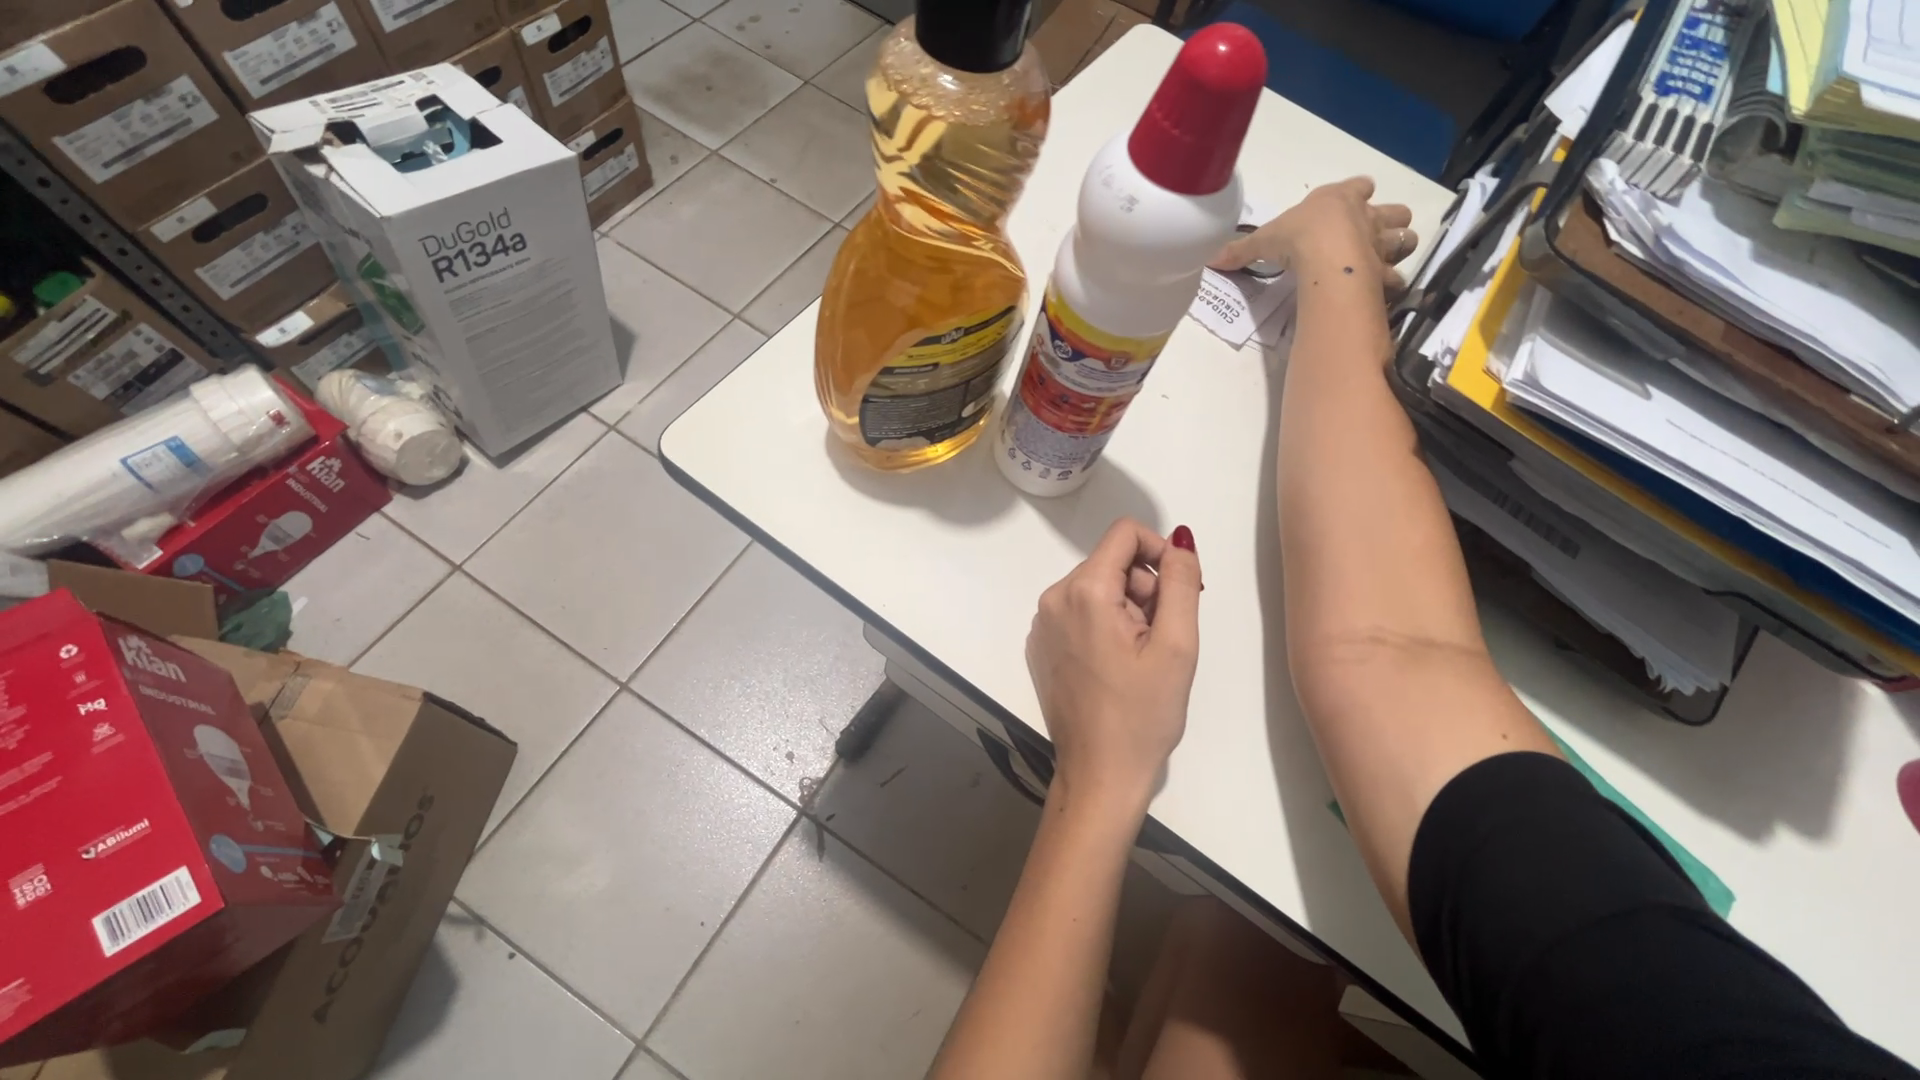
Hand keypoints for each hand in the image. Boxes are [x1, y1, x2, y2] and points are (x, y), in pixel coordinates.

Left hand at [1026, 518, 1202, 808]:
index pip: (1125, 534)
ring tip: (1143, 657)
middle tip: (1165, 637)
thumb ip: (1180, 581)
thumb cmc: (1143, 714)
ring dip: (1128, 610)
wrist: (1100, 774)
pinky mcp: (1041, 647)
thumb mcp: (1177, 644)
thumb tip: (1178, 537)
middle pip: (1111, 563)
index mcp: (1082, 591)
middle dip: (1146, 589)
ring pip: (1097, 589)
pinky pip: (1079, 613)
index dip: (1160, 553)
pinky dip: (1105, 626)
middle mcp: (1052, 599)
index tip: (1180, 592)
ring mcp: (1041, 625)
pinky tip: (1119, 666)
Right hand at [1211, 177, 1416, 292]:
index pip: (1360, 186)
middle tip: (1370, 238)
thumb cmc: (1297, 235)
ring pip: (1405, 238)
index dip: (1357, 193)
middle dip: (1388, 222)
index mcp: (1340, 199)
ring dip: (1395, 249)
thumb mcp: (1263, 239)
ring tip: (1378, 262)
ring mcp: (1380, 243)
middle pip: (1394, 211)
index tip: (1351, 202)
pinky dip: (1389, 284)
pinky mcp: (1383, 271)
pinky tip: (1376, 291)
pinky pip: (1395, 277)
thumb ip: (1241, 250)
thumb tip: (1210, 260)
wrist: (1324, 254)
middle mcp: (1367, 216)